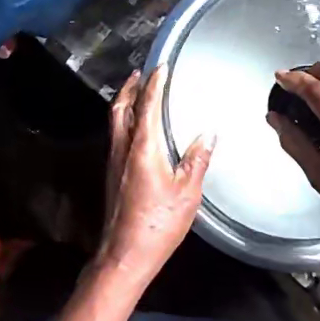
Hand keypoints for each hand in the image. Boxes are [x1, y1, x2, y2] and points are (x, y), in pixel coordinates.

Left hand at [97, 67, 213, 284]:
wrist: (125, 253)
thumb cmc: (158, 223)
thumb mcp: (187, 192)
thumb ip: (196, 160)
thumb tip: (207, 134)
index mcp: (143, 147)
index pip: (147, 105)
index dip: (154, 84)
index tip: (161, 67)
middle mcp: (123, 148)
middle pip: (121, 107)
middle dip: (130, 87)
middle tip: (141, 74)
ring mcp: (114, 160)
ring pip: (115, 120)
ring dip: (125, 101)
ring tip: (137, 92)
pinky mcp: (112, 173)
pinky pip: (116, 134)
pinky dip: (124, 119)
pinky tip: (135, 126)